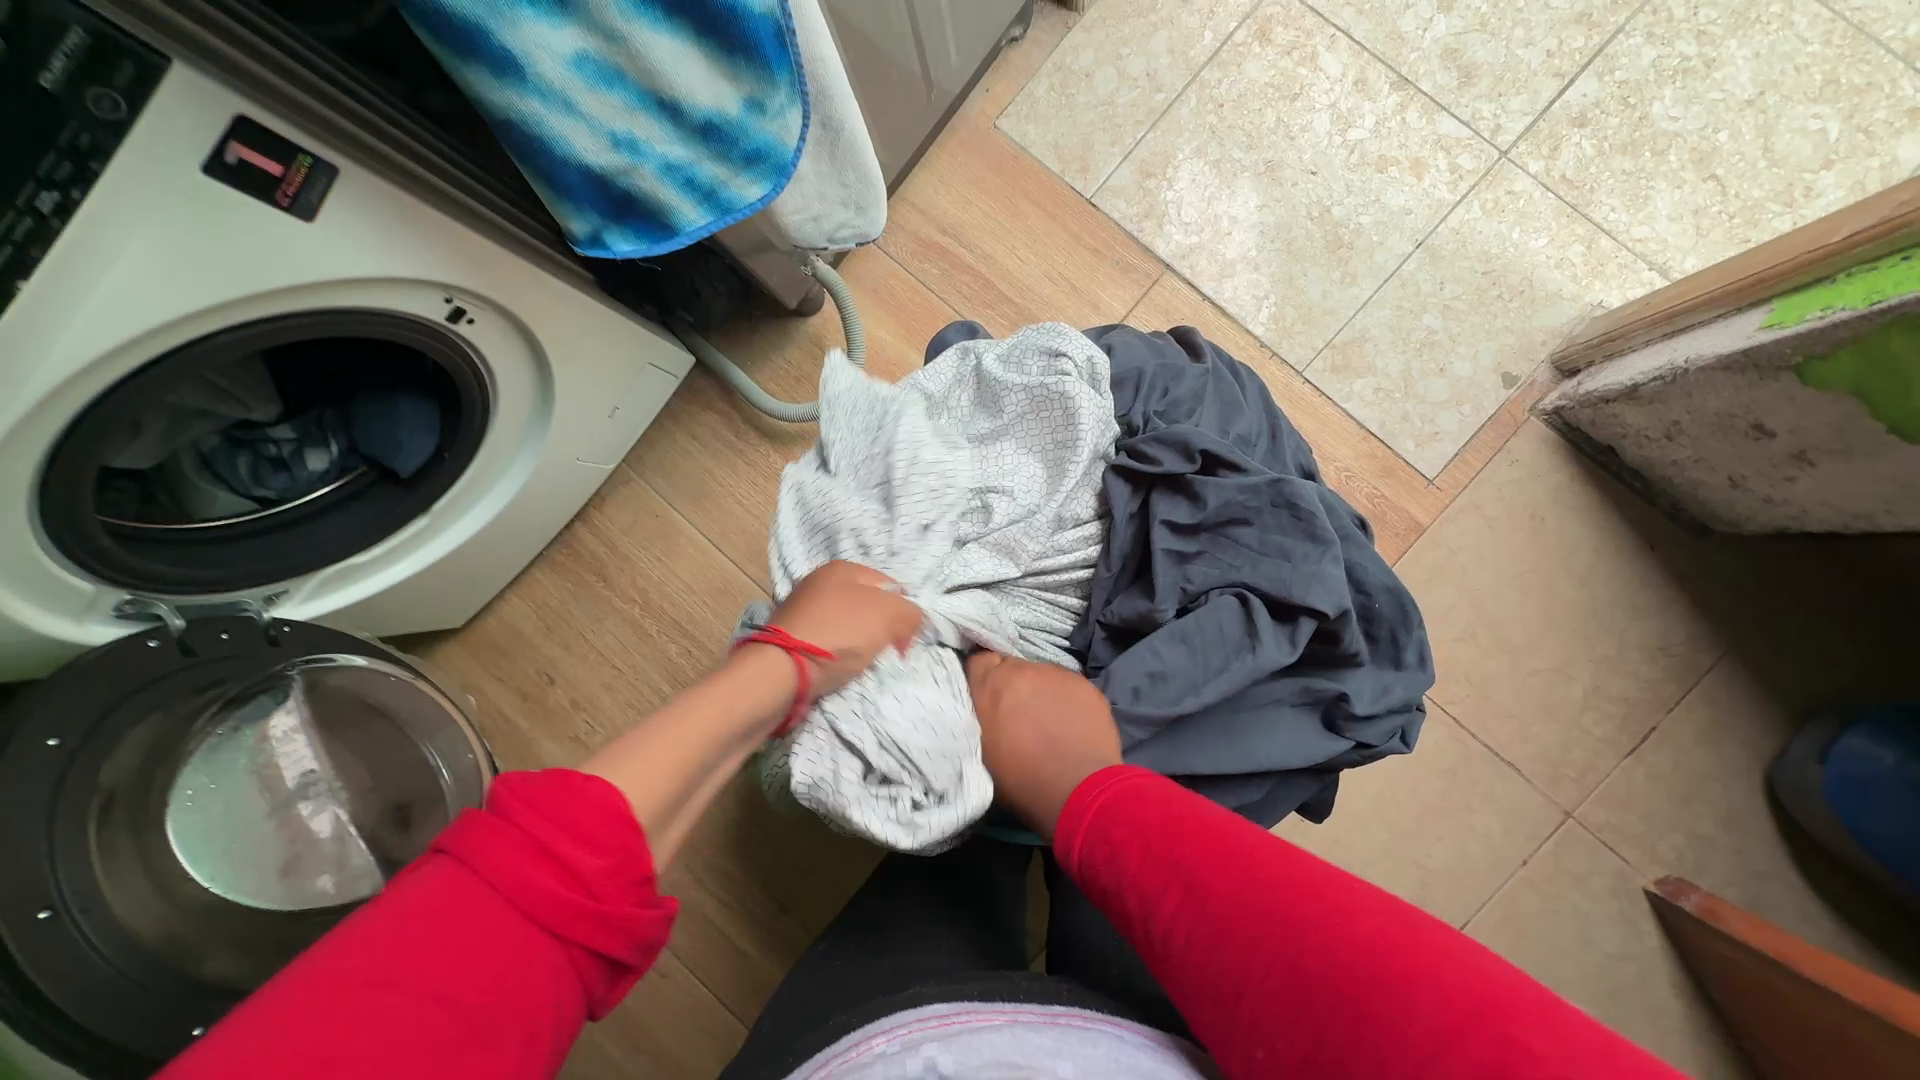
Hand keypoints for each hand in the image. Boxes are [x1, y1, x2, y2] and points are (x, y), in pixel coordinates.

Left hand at [760, 561, 922, 696]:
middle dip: (881, 630)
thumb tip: (911, 623)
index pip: (890, 585)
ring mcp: (802, 609)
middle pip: (868, 606)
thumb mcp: (889, 616)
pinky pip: (828, 642)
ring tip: (861, 664)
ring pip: (848, 625)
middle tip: (885, 653)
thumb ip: (911, 612)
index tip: (904, 642)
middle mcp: (819, 582)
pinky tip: (838, 668)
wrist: (780, 671)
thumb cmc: (839, 635)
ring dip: (859, 644)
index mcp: (843, 568)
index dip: (904, 612)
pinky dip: (837, 654)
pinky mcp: (790, 636)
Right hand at [966, 651, 1121, 839]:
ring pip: (1043, 675)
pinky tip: (1072, 724)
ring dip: (1041, 691)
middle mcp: (1023, 670)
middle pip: (1012, 667)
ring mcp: (1058, 674)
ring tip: (1050, 721)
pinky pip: (1069, 686)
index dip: (983, 679)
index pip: (979, 662)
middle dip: (1012, 686)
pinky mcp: (1086, 684)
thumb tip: (985, 711)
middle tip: (1019, 714)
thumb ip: (980, 719)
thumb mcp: (982, 751)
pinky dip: (1067, 699)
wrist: (1078, 789)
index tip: (988, 699)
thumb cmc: (1021, 779)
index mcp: (991, 685)